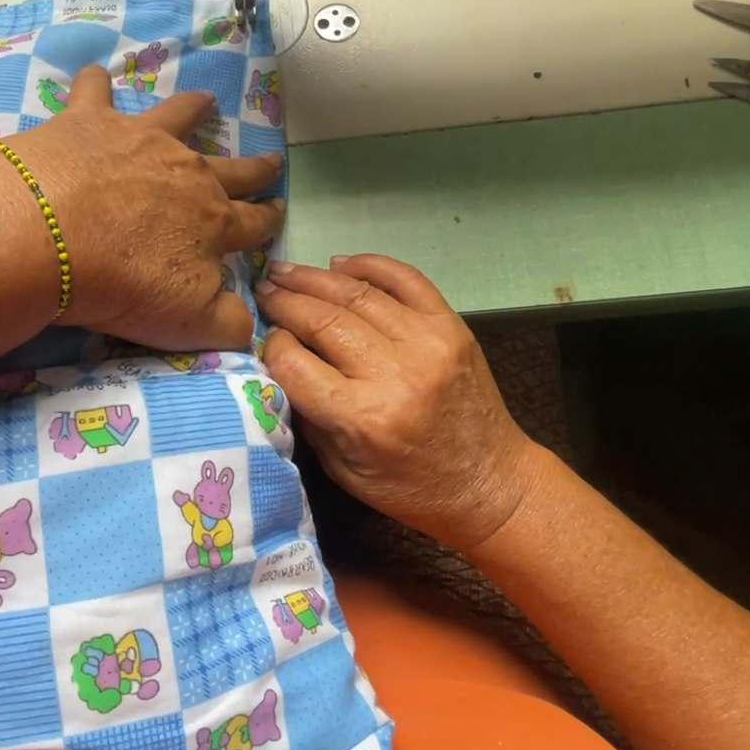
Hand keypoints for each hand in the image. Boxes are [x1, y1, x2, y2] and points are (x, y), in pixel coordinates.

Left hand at [0, 65, 283, 350]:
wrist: (51, 236)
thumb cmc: (124, 285)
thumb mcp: (190, 323)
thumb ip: (229, 323)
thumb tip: (253, 323)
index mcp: (213, 222)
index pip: (253, 222)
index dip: (269, 219)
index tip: (279, 211)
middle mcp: (186, 173)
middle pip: (231, 168)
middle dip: (255, 168)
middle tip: (272, 162)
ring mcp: (139, 141)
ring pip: (177, 117)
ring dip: (194, 109)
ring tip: (206, 100)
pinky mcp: (89, 121)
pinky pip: (95, 92)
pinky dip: (96, 83)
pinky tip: (95, 73)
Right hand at [256, 255, 544, 551]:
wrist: (488, 482)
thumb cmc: (408, 485)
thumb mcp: (341, 469)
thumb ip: (307, 413)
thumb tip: (278, 360)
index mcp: (363, 417)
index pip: (295, 362)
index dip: (272, 345)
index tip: (264, 338)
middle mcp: (395, 373)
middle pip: (322, 319)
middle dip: (284, 300)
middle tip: (260, 288)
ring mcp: (428, 342)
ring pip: (357, 293)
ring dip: (314, 277)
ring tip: (285, 270)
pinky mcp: (451, 326)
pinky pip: (406, 279)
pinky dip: (370, 265)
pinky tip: (340, 264)